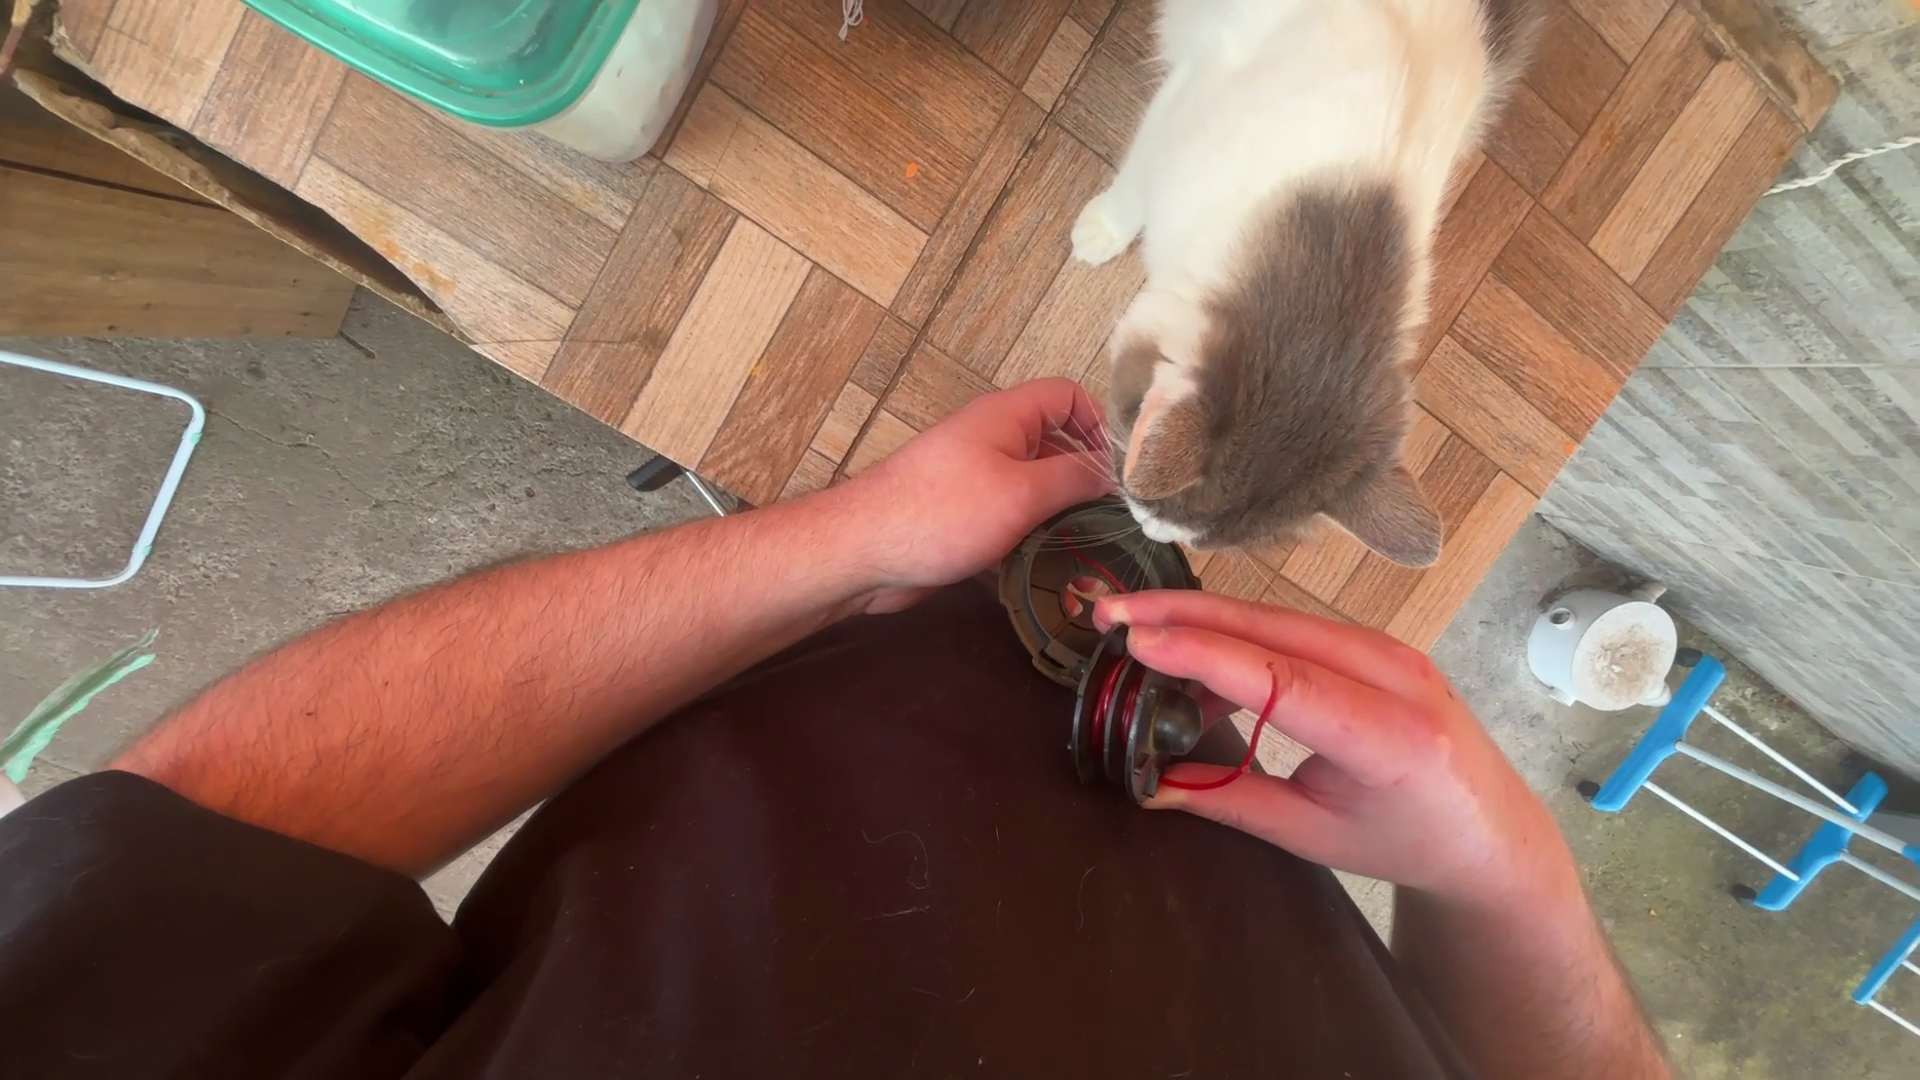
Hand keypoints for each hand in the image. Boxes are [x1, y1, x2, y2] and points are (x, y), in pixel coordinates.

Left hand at [839, 378, 1112, 613]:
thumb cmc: (940, 513)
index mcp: (1005, 417)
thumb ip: (1074, 478)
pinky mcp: (964, 520)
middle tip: (1117, 517)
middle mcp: (992, 442)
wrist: (864, 554)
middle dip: (1084, 478)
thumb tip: (1115, 474)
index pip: (1066, 395)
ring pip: (1033, 491)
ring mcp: (976, 482)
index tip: (1122, 467)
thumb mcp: (1021, 492)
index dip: (1098, 422)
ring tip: (1091, 548)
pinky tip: (1049, 569)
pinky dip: (1029, 540)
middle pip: (1054, 446)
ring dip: (1059, 516)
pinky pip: (1010, 522)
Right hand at [1093, 591, 1577, 910]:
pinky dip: (1226, 635)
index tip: (1136, 640)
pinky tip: (1189, 661)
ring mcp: (1380, 648)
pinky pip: (1281, 626)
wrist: (1492, 829)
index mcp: (1390, 736)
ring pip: (1267, 616)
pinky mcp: (1364, 641)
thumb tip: (1148, 784)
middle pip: (1265, 626)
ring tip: (1132, 634)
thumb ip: (1228, 801)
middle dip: (1177, 613)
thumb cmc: (1409, 841)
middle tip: (1108, 612)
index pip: (1280, 679)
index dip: (1202, 655)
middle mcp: (1391, 674)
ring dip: (1193, 618)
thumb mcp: (1313, 833)